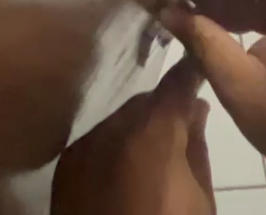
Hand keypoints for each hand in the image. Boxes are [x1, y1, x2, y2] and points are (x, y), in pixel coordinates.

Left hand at [51, 59, 214, 214]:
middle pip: (144, 103)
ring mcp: (84, 146)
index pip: (175, 84)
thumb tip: (195, 109)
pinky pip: (95, 143)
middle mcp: (113, 129)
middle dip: (163, 110)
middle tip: (182, 127)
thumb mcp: (199, 203)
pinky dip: (112, 149)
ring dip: (136, 130)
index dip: (190, 72)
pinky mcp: (65, 168)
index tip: (200, 66)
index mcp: (152, 135)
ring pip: (118, 120)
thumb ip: (196, 148)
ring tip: (153, 158)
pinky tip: (124, 175)